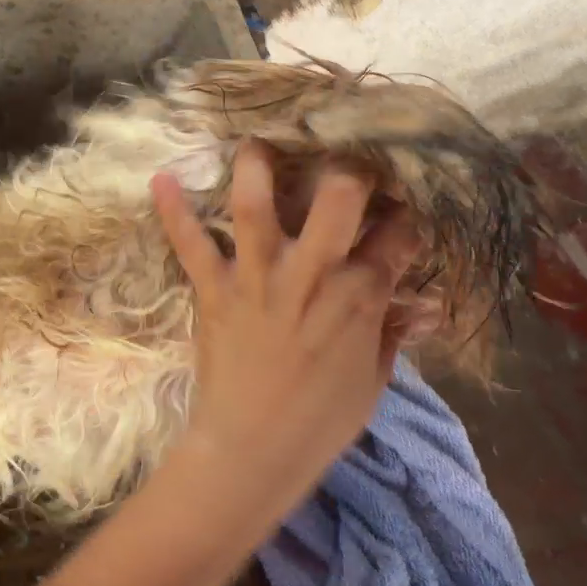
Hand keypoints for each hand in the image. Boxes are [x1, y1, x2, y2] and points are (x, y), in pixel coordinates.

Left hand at [151, 140, 422, 494]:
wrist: (252, 446)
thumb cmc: (320, 419)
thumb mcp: (374, 377)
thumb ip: (394, 333)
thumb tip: (426, 305)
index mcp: (362, 297)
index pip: (396, 237)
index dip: (403, 214)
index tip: (398, 201)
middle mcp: (311, 277)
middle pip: (337, 201)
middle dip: (345, 168)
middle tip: (339, 152)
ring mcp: (257, 281)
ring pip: (258, 211)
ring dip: (256, 170)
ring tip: (253, 140)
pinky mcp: (214, 292)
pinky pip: (191, 246)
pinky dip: (173, 213)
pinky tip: (160, 178)